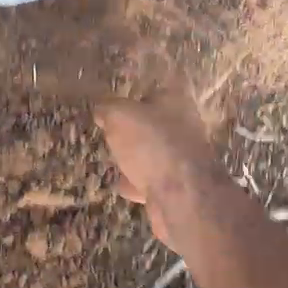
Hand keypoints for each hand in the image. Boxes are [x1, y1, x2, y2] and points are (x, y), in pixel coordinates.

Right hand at [94, 93, 225, 249]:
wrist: (181, 196)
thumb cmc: (151, 143)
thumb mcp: (118, 116)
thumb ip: (107, 109)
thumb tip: (101, 110)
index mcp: (176, 102)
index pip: (155, 91)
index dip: (135, 95)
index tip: (116, 104)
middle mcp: (186, 128)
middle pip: (156, 124)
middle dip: (137, 129)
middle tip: (113, 132)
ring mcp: (185, 160)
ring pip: (156, 153)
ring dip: (138, 158)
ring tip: (114, 158)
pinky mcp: (180, 188)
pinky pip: (154, 180)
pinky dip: (138, 183)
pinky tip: (121, 186)